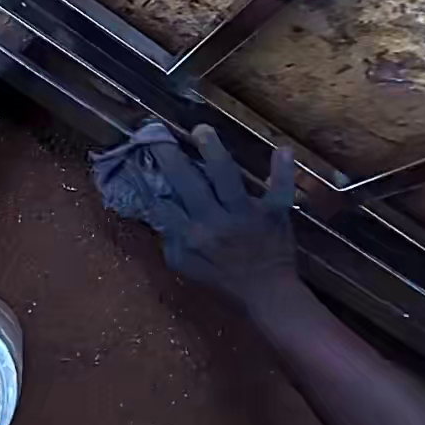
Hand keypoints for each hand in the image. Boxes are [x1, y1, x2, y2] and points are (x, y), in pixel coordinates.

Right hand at [148, 125, 300, 308]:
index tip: (143, 156)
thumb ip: (171, 239)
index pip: (165, 203)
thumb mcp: (186, 266)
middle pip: (189, 183)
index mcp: (192, 236)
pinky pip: (279, 191)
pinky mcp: (273, 213)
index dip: (152, 179)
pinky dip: (281, 171)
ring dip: (213, 151)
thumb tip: (159, 210)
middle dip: (171, 157)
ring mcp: (245, 214)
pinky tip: (281, 149)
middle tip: (158, 134)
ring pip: (226, 177)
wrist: (268, 294)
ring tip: (200, 130)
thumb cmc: (225, 281)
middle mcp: (214, 221)